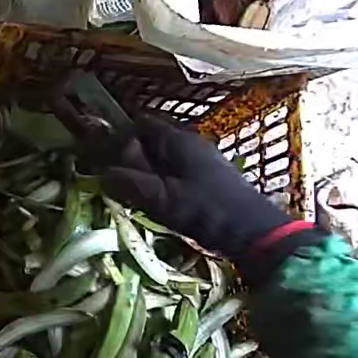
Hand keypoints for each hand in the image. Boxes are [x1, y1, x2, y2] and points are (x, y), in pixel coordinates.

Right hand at [87, 115, 316, 279]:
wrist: (255, 234)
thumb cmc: (207, 212)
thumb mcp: (162, 199)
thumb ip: (130, 184)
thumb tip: (103, 174)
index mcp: (178, 141)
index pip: (141, 124)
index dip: (119, 136)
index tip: (102, 157)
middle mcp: (191, 144)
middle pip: (152, 140)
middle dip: (131, 155)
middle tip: (113, 176)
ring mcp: (202, 161)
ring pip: (164, 157)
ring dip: (145, 170)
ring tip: (130, 191)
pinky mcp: (208, 179)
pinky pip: (175, 171)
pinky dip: (159, 181)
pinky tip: (154, 201)